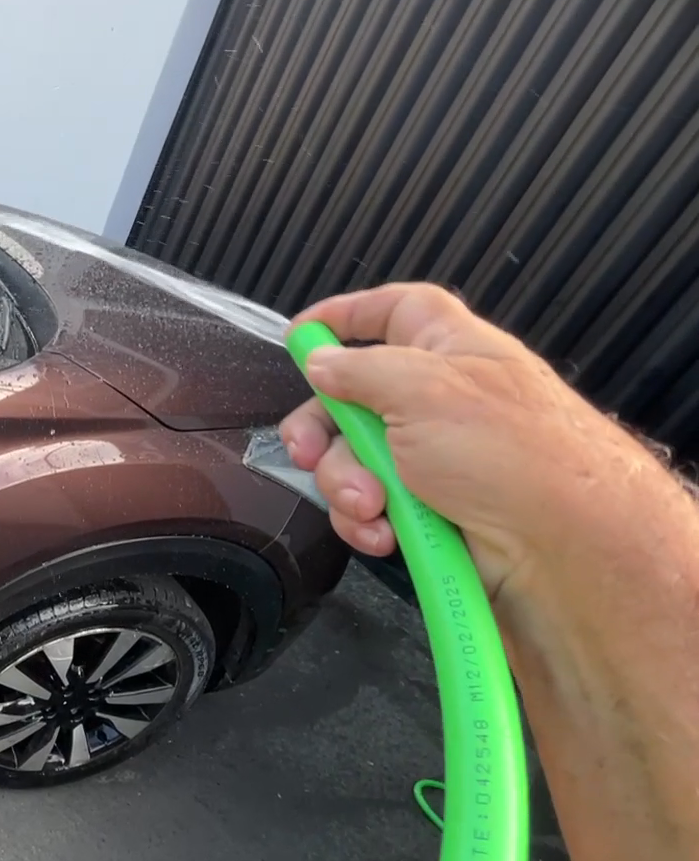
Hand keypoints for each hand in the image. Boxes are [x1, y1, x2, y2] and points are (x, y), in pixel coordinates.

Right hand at [277, 283, 660, 599]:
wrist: (562, 549)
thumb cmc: (512, 457)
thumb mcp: (427, 391)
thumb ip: (361, 370)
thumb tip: (320, 362)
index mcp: (450, 355)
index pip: (395, 311)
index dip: (346, 316)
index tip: (298, 337)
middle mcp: (434, 400)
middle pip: (345, 398)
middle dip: (320, 432)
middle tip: (308, 454)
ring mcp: (424, 454)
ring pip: (345, 458)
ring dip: (345, 484)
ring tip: (372, 505)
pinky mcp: (416, 501)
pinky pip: (360, 501)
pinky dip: (362, 518)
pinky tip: (384, 529)